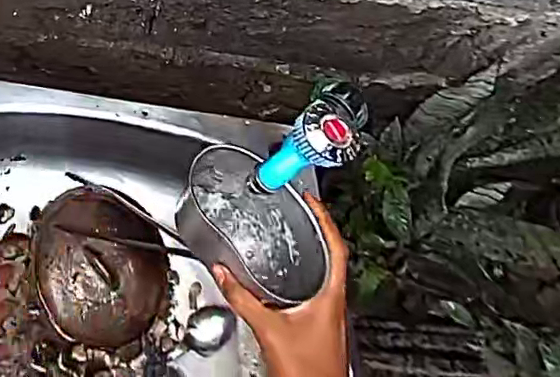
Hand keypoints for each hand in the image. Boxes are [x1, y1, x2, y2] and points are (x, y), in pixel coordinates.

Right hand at [211, 190, 350, 376]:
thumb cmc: (306, 373)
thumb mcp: (269, 329)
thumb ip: (243, 298)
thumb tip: (222, 272)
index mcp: (331, 297)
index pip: (336, 248)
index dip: (325, 220)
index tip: (312, 200)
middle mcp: (334, 303)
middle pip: (333, 256)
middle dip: (318, 229)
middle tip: (303, 208)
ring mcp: (330, 315)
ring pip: (326, 272)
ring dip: (313, 249)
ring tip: (296, 230)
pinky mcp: (321, 324)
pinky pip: (317, 286)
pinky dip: (305, 270)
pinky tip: (287, 273)